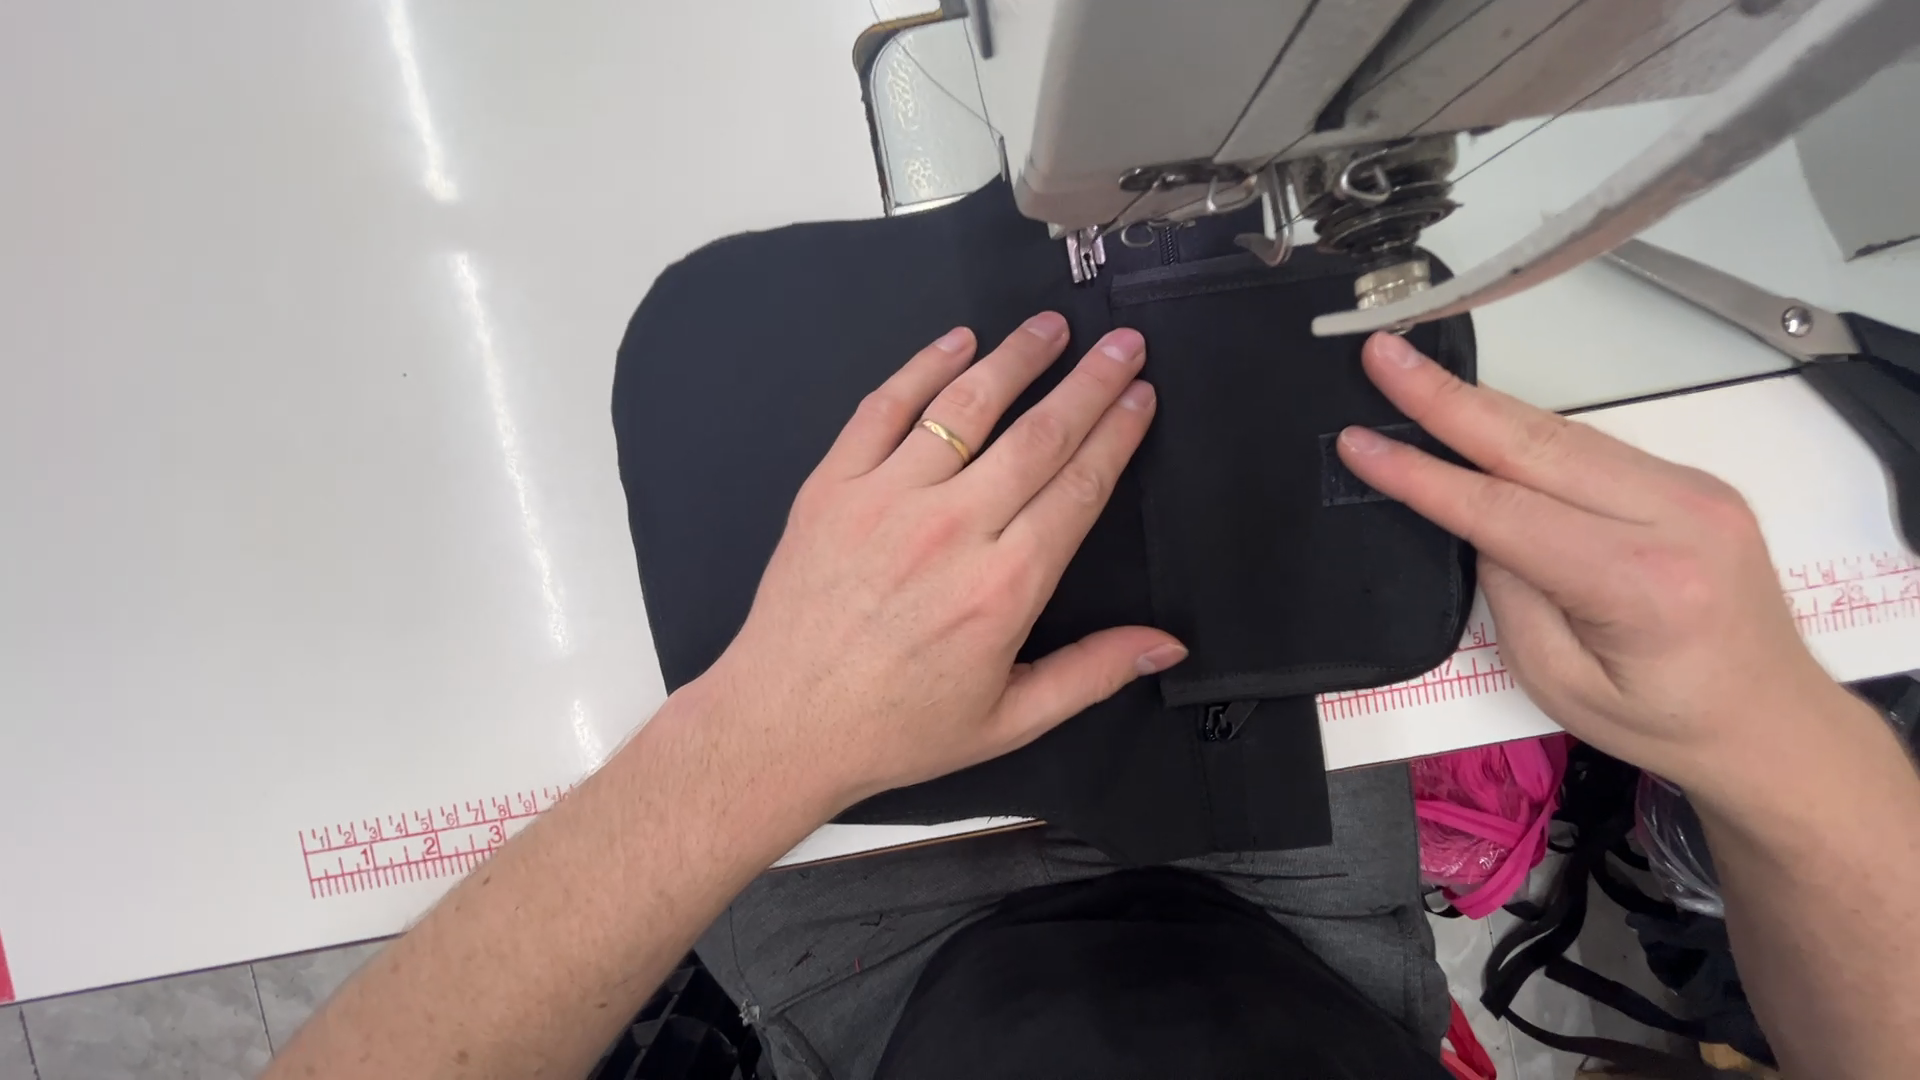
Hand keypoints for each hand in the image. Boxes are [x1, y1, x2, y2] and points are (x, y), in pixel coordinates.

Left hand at [693, 313, 1185, 810]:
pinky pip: (884, 409)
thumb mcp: (1008, 720)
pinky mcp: (833, 486)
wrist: (781, 723)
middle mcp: (952, 528)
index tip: (1140, 393)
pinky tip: (956, 341)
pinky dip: (922, 368)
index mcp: (1005, 586)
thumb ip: (1091, 674)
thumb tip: (1167, 644)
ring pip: (966, 407)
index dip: (1117, 432)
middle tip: (1122, 342)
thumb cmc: (897, 727)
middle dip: (1088, 382)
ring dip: (1015, 358)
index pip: (1079, 486)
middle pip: (1038, 435)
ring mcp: (887, 498)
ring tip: (1050, 326)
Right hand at [1337, 332, 1848, 795]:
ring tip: (1409, 369)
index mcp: (1639, 580)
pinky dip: (1514, 422)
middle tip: (1382, 353)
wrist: (1771, 723)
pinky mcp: (1686, 481)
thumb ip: (1513, 589)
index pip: (1500, 511)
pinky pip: (1582, 442)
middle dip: (1444, 396)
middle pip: (1532, 442)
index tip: (1356, 440)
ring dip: (1474, 399)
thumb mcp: (1555, 676)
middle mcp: (1676, 515)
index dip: (1419, 473)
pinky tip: (1469, 409)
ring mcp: (1690, 489)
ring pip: (1557, 430)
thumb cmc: (1653, 719)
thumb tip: (1481, 524)